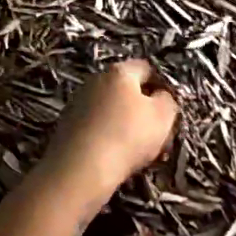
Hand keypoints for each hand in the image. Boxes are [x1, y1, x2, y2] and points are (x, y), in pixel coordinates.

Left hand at [38, 60, 178, 211]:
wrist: (81, 167)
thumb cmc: (127, 136)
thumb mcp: (162, 117)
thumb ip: (167, 100)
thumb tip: (160, 95)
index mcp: (118, 72)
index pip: (146, 68)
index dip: (161, 84)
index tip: (169, 107)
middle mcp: (94, 79)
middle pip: (125, 88)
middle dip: (141, 105)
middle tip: (155, 130)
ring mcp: (77, 100)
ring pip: (109, 106)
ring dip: (122, 121)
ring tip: (136, 147)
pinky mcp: (66, 122)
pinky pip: (94, 123)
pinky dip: (105, 133)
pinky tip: (113, 153)